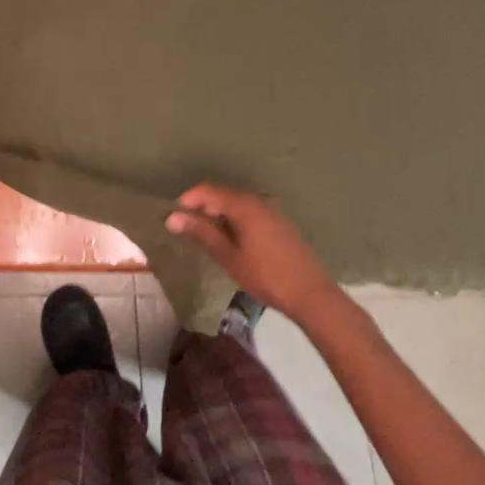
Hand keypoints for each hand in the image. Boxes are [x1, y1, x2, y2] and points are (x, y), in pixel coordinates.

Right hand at [165, 183, 340, 318]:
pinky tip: (233, 241)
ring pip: (237, 203)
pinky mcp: (280, 221)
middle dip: (203, 208)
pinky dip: (236, 220)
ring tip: (209, 237)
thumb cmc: (266, 276)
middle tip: (189, 230)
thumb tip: (172, 217)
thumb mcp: (229, 257)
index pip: (207, 190)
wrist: (312, 294)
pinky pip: (251, 211)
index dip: (188, 200)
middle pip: (223, 194)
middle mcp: (258, 200)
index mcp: (244, 205)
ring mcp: (272, 209)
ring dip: (220, 215)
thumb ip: (201, 233)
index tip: (175, 218)